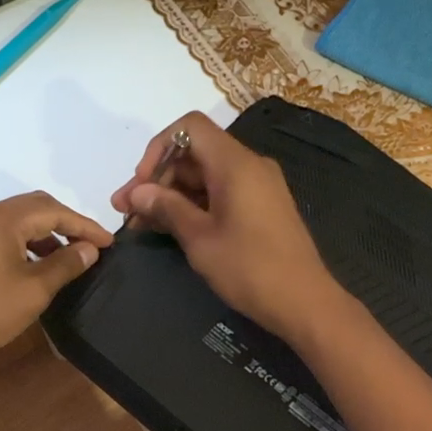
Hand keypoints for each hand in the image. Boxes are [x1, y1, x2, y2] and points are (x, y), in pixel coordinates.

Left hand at [0, 192, 112, 372]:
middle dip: (66, 224)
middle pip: (34, 208)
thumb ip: (65, 264)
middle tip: (92, 245)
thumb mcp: (34, 290)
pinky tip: (38, 265)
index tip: (110, 243)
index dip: (85, 226)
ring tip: (69, 258)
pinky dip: (24, 243)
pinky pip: (0, 234)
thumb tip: (89, 250)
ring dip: (45, 235)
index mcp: (1, 218)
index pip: (53, 211)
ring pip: (16, 221)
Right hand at [110, 112, 347, 342]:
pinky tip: (172, 229)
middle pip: (195, 154)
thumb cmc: (249, 269)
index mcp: (235, 163)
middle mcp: (250, 166)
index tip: (140, 184)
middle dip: (158, 178)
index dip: (158, 148)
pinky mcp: (264, 209)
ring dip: (173, 196)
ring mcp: (260, 188)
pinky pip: (223, 195)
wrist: (304, 302)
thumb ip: (167, 208)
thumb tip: (137, 192)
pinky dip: (196, 207)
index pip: (189, 127)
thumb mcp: (200, 239)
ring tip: (141, 225)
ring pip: (207, 177)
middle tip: (127, 212)